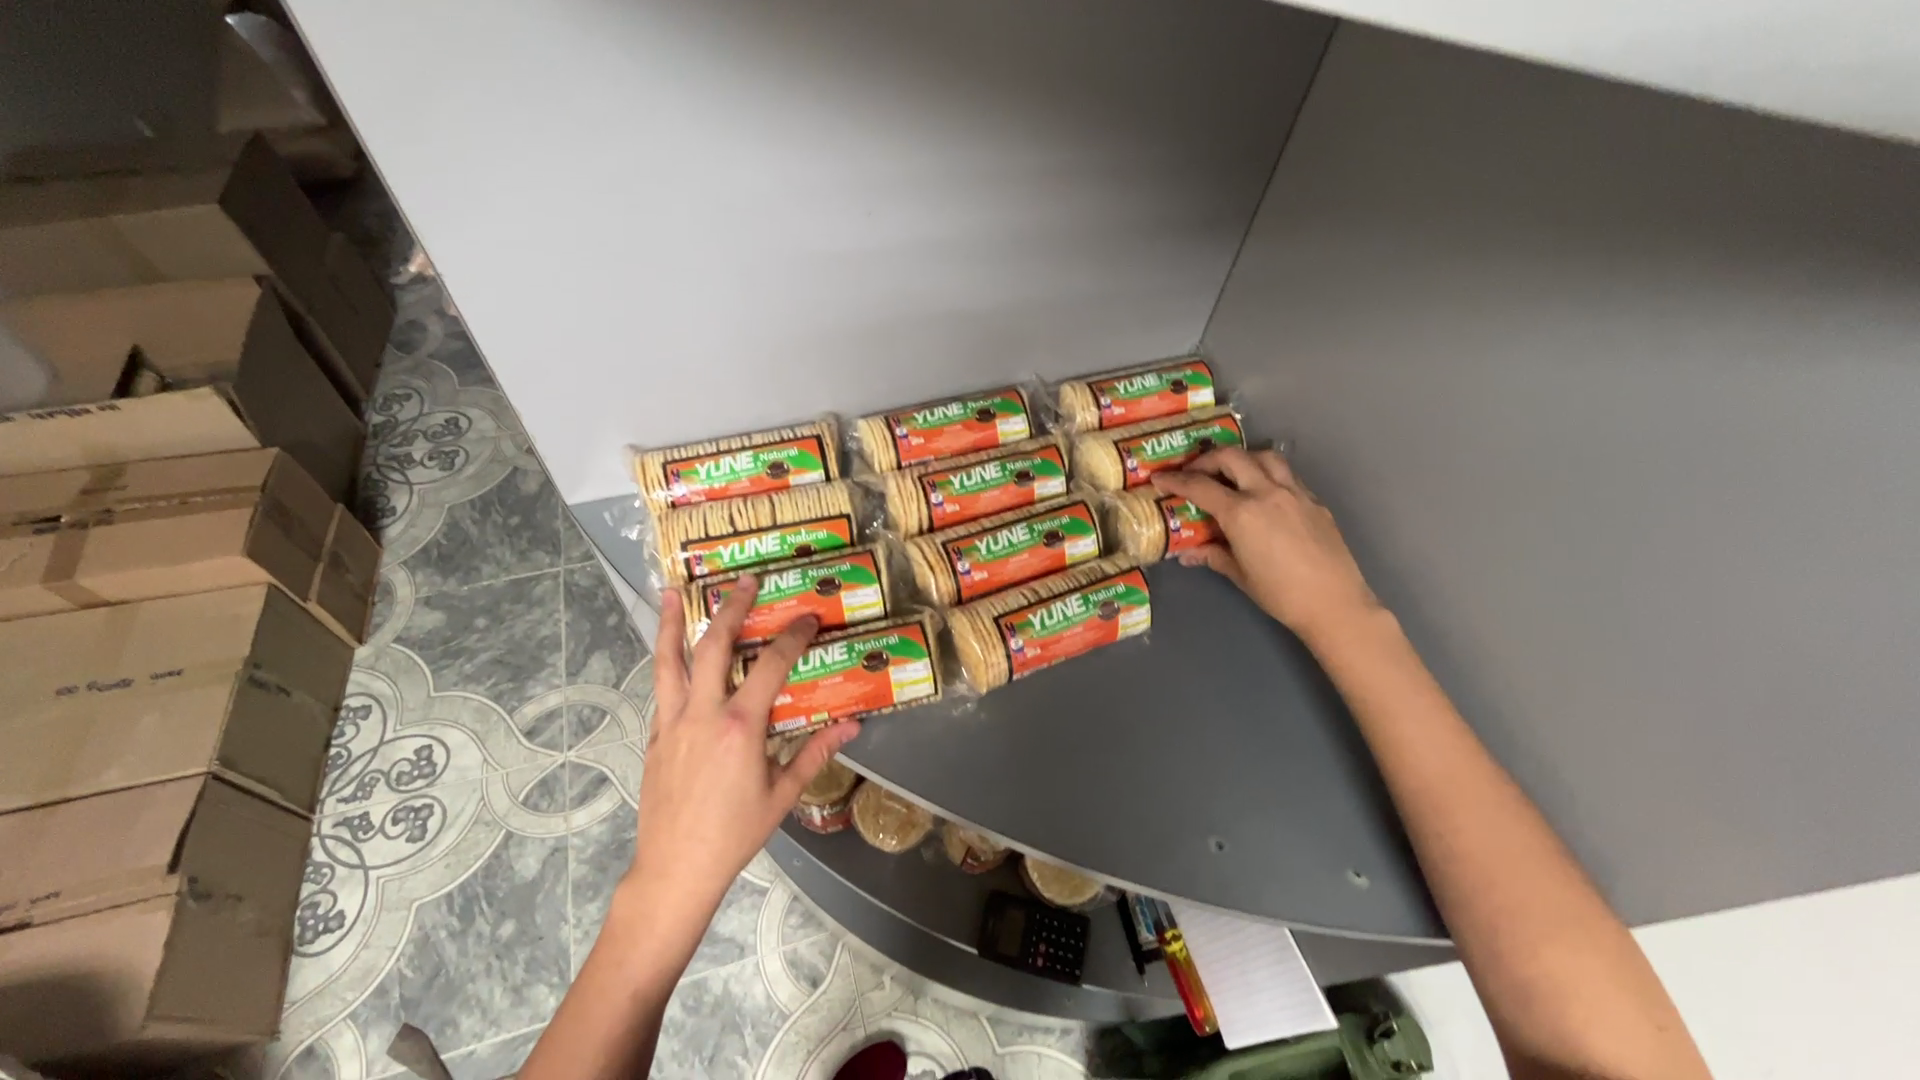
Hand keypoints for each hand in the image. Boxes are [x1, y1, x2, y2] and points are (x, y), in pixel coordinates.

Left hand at [628, 579, 860, 925]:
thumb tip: (852, 725)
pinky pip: (660, 686)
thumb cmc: (736, 833)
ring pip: (670, 660)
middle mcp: (703, 713)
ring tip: (670, 590)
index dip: (793, 637)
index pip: (770, 665)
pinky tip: (667, 649)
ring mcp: (672, 721)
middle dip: (731, 608)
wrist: (675, 868)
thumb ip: (816, 753)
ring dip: (670, 622)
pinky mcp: (655, 735)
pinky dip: (664, 659)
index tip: (808, 618)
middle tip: (746, 582)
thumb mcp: (783, 794)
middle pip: (714, 646)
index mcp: (740, 726)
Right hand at [1152, 447, 1380, 645]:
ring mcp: (1295, 494)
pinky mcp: (1315, 501)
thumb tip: (1188, 553)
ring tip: (1231, 472)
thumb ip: (1213, 555)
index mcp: (1242, 513)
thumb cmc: (1281, 594)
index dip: (1176, 480)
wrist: (1334, 603)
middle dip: (1207, 460)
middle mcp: (1267, 493)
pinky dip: (1268, 474)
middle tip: (1194, 472)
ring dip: (1242, 458)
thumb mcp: (1239, 575)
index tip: (1160, 477)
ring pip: (1265, 456)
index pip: (1201, 487)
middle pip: (1232, 457)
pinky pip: (1287, 475)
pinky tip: (1264, 493)